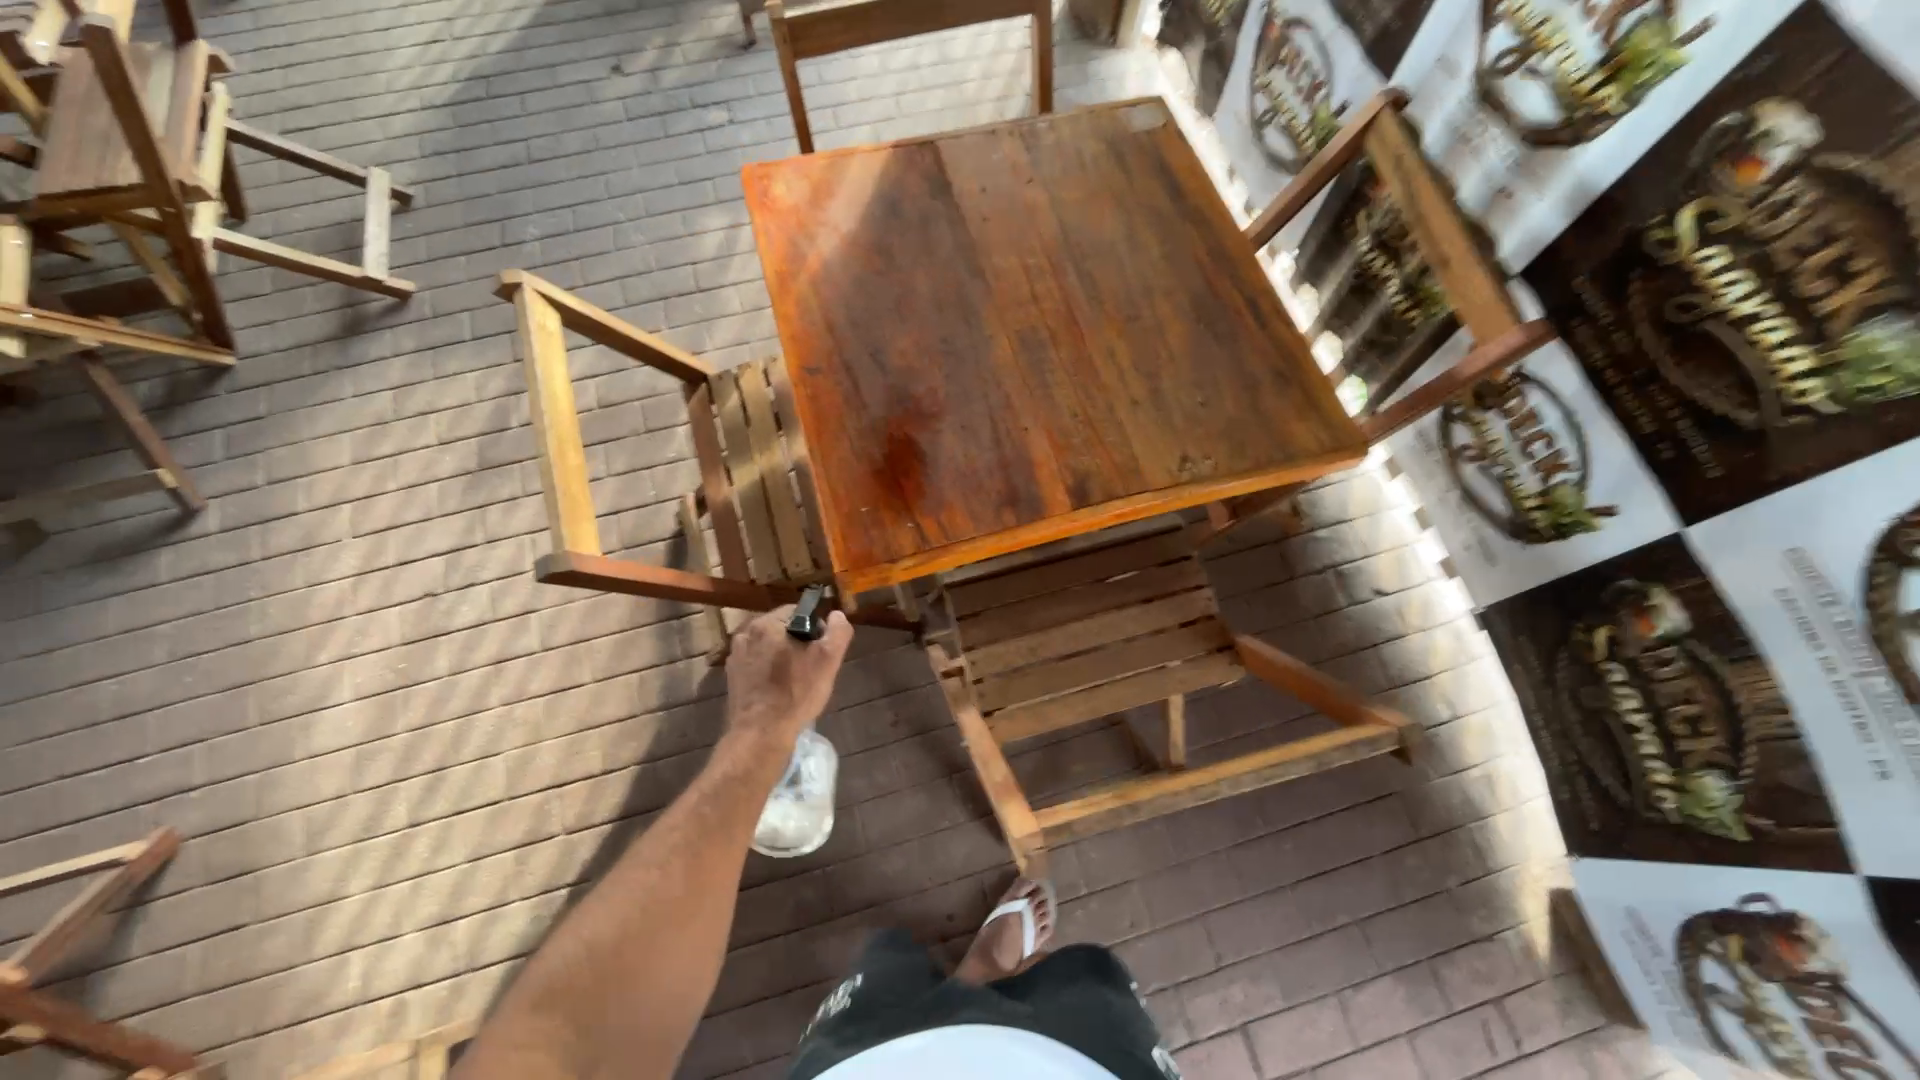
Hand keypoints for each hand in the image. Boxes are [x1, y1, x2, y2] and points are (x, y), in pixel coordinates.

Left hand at [722, 605, 853, 750]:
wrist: (761, 733)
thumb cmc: (796, 693)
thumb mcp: (828, 660)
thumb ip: (837, 631)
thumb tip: (837, 615)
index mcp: (767, 623)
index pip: (798, 611)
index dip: (815, 628)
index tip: (821, 649)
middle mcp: (746, 633)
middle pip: (781, 629)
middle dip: (797, 642)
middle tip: (811, 667)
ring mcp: (735, 656)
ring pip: (768, 647)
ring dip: (781, 656)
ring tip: (794, 680)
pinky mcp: (731, 677)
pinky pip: (756, 664)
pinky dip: (767, 671)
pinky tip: (776, 689)